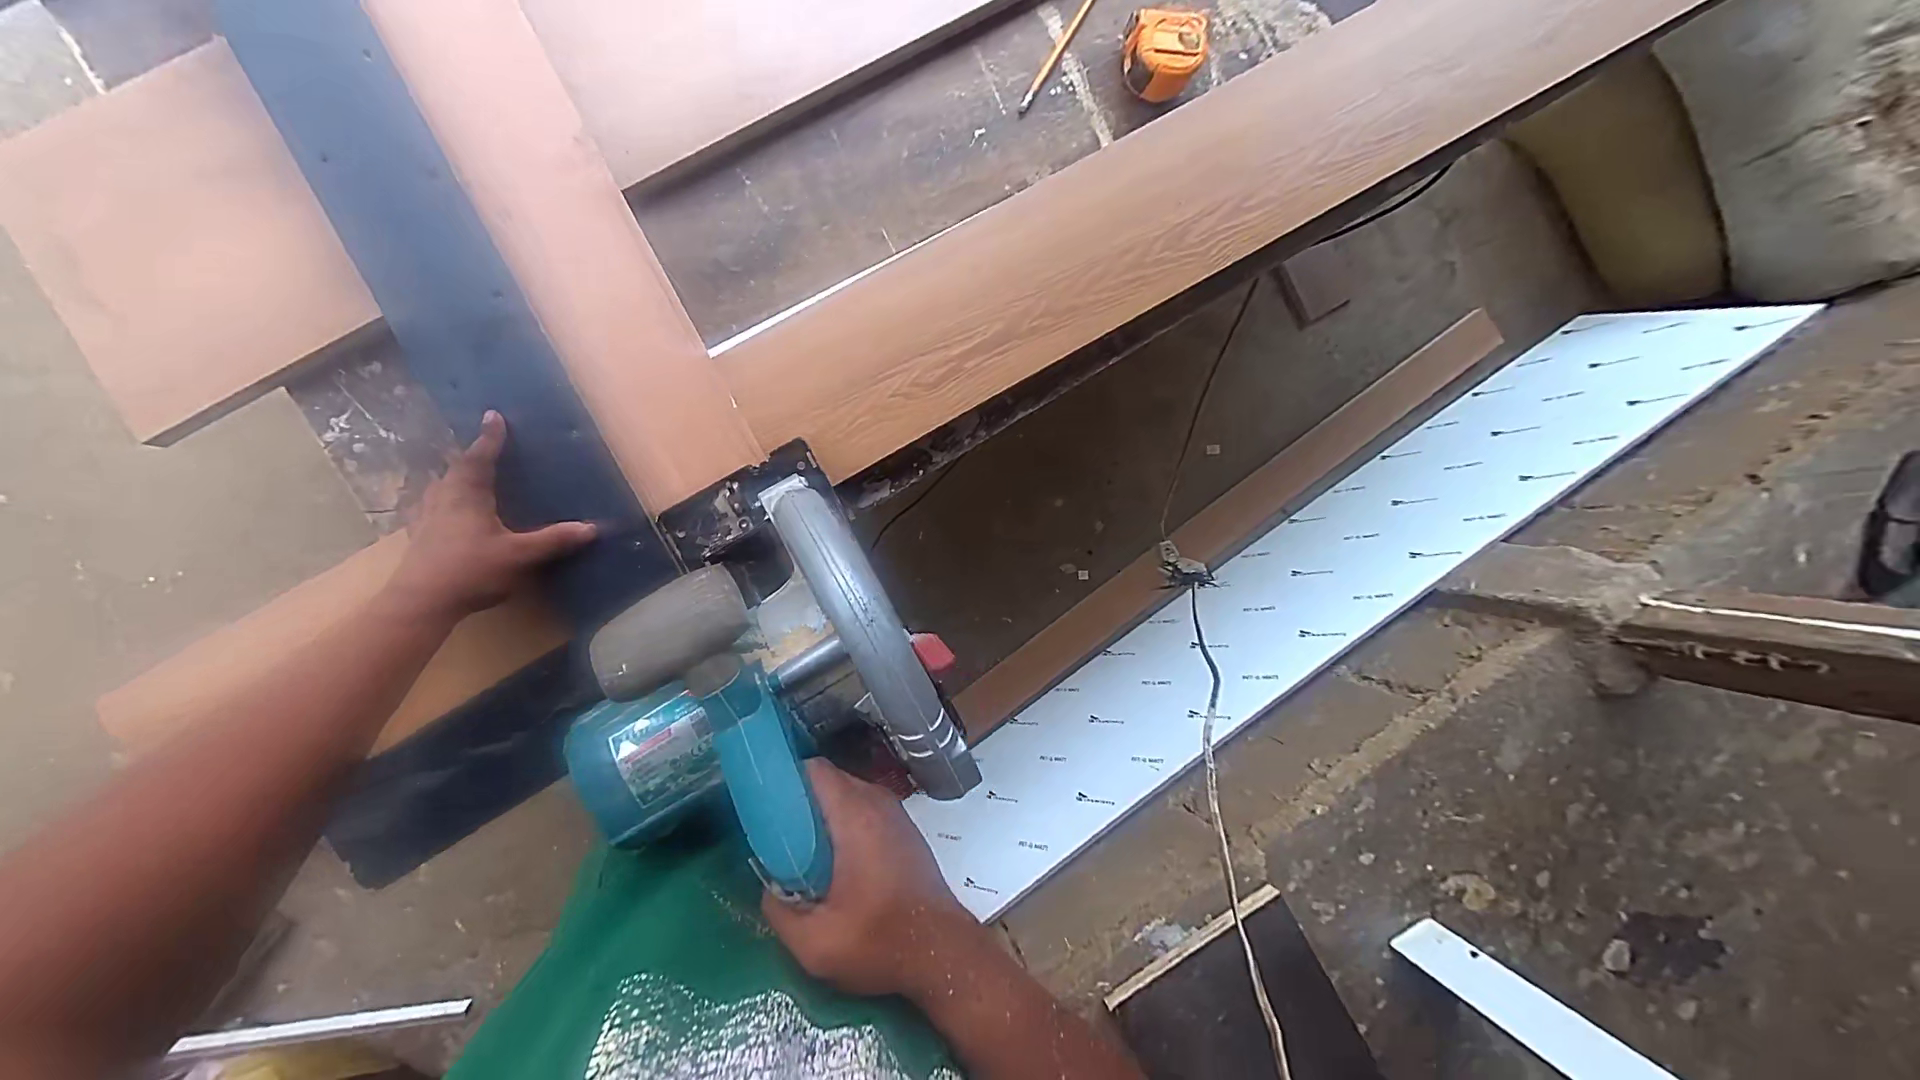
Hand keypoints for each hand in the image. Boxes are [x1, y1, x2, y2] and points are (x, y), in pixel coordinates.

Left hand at [387, 411, 596, 618]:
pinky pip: (428, 509)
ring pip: (437, 488)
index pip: (479, 459)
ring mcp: (426, 518)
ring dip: (451, 478)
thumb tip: (593, 528)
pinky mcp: (419, 538)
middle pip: (455, 470)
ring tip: (461, 476)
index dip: (489, 439)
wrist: (422, 602)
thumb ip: (554, 540)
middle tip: (482, 447)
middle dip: (470, 457)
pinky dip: (437, 503)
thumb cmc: (471, 570)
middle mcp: (443, 499)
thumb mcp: (520, 555)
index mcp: (467, 495)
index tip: (493, 416)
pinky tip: (438, 511)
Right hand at [762, 760, 988, 1000]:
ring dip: (823, 813)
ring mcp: (896, 814)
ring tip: (800, 848)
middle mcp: (878, 804)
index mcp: (856, 815)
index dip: (785, 779)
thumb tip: (767, 887)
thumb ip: (779, 911)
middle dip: (800, 799)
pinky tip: (832, 859)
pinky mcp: (904, 829)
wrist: (942, 952)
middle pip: (830, 780)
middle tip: (776, 833)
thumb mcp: (816, 943)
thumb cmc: (881, 942)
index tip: (763, 804)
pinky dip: (844, 821)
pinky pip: (865, 809)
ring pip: (848, 794)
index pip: (815, 770)